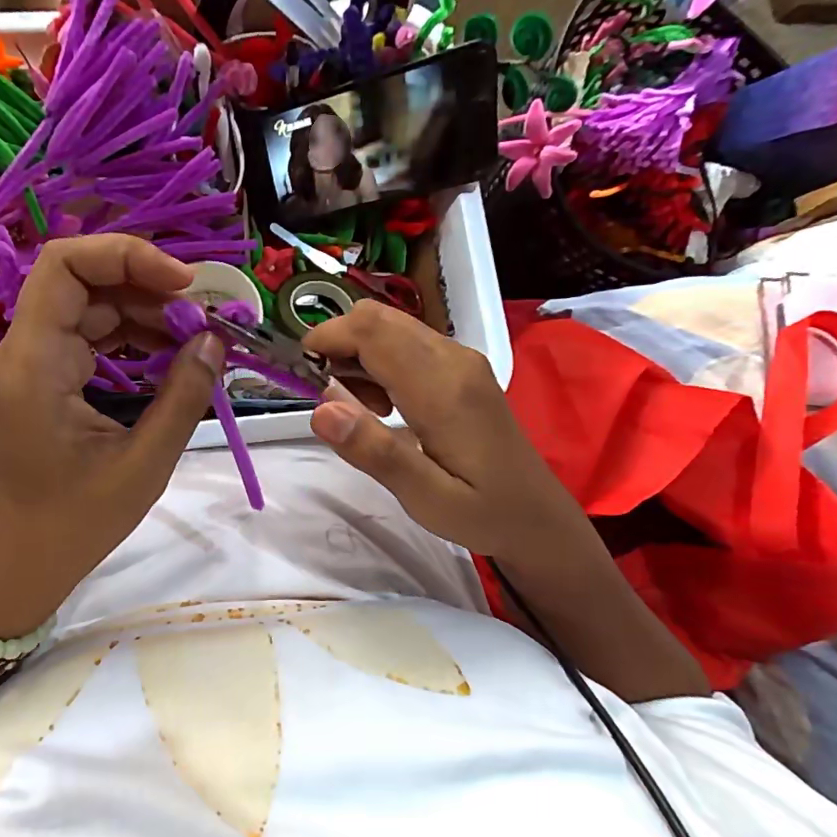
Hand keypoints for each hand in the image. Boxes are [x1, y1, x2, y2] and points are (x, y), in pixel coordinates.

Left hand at [0, 235, 223, 636]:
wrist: (26, 560)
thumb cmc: (79, 520)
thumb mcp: (145, 461)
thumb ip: (184, 394)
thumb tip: (216, 340)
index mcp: (34, 364)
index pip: (66, 265)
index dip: (128, 257)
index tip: (185, 284)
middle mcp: (21, 350)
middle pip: (83, 283)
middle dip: (149, 290)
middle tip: (204, 320)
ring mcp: (28, 363)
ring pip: (89, 307)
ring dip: (145, 314)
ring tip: (196, 338)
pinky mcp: (41, 378)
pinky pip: (87, 336)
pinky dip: (130, 338)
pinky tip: (169, 354)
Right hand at [303, 302, 585, 558]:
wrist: (537, 517)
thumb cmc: (482, 513)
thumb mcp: (425, 498)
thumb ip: (375, 452)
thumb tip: (321, 408)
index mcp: (442, 389)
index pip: (372, 332)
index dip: (327, 338)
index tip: (300, 372)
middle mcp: (453, 359)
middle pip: (379, 318)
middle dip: (339, 343)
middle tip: (326, 395)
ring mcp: (461, 360)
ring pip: (392, 327)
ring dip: (358, 354)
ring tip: (358, 409)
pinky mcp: (463, 369)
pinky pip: (409, 344)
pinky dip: (380, 362)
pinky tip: (383, 406)